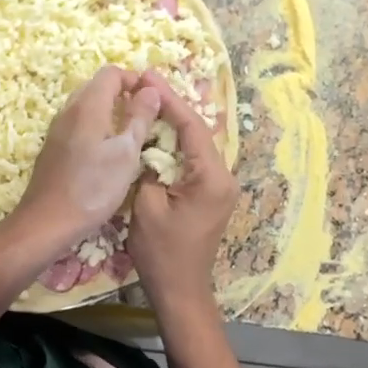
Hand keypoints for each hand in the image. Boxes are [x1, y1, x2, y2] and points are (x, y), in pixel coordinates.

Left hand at [14, 65, 160, 248]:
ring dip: (110, 112)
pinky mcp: (53, 147)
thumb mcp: (126, 153)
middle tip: (145, 117)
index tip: (152, 100)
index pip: (111, 73)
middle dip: (123, 95)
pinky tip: (107, 152)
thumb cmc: (93, 188)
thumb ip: (140, 118)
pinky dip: (96, 127)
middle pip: (97, 86)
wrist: (47, 222)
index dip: (135, 80)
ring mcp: (57, 129)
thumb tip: (151, 89)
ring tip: (130, 135)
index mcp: (87, 106)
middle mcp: (68, 110)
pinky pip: (78, 124)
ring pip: (87, 106)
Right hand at [128, 69, 238, 307]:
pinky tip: (154, 133)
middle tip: (144, 82)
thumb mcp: (146, 206)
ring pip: (194, 144)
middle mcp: (223, 177)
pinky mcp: (210, 195)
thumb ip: (148, 167)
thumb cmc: (161, 252)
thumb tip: (146, 143)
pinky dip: (174, 145)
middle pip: (196, 131)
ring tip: (147, 100)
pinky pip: (192, 160)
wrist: (180, 290)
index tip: (147, 77)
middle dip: (170, 106)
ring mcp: (219, 187)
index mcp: (211, 177)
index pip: (192, 126)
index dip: (169, 99)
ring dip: (172, 124)